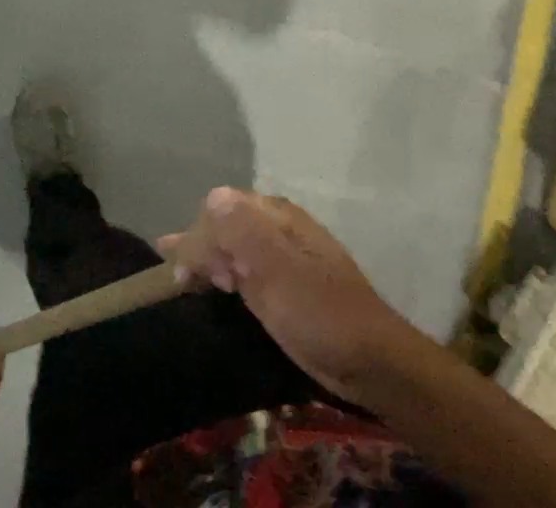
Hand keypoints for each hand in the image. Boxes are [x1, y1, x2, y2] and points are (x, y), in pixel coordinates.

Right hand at [157, 188, 419, 402]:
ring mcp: (280, 255)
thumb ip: (245, 232)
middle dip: (199, 247)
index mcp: (279, 216)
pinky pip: (241, 266)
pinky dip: (220, 272)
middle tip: (189, 284)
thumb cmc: (321, 314)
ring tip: (186, 283)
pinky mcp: (281, 283)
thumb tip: (213, 195)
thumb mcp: (278, 272)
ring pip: (229, 244)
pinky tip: (206, 281)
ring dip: (206, 260)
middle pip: (222, 223)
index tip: (194, 276)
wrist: (369, 361)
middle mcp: (278, 226)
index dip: (200, 237)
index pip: (219, 208)